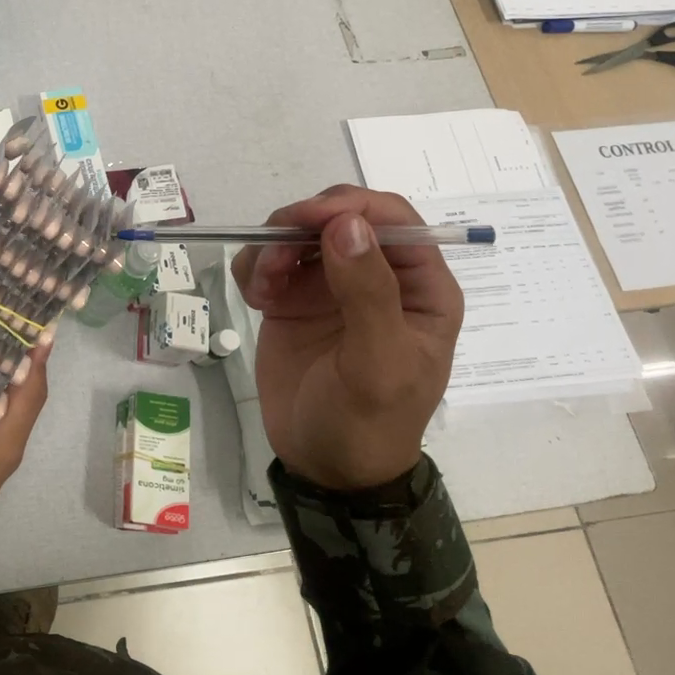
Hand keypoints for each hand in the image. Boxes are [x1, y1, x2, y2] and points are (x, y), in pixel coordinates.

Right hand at [231, 186, 463, 490]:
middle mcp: (377, 276)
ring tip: (262, 290)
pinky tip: (256, 301)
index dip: (349, 208)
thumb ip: (368, 292)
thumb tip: (347, 223)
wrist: (325, 466)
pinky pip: (268, 261)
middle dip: (300, 225)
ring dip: (272, 249)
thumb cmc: (367, 421)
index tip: (304, 219)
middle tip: (272, 256)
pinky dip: (254, 269)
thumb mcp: (378, 362)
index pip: (393, 219)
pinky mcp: (292, 301)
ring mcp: (331, 287)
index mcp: (420, 286)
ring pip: (298, 234)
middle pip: (339, 216)